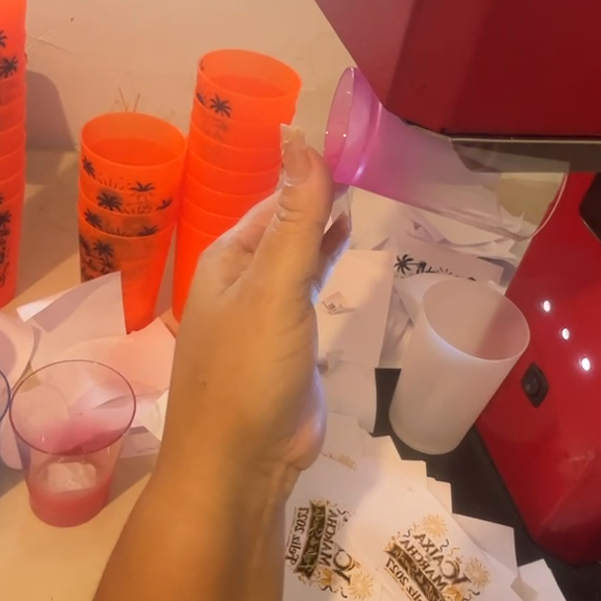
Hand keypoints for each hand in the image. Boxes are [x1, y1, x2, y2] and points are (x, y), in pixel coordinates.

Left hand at [162, 126, 351, 482]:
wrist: (241, 464)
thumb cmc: (249, 370)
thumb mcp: (274, 287)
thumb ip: (295, 217)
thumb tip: (296, 136)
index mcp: (229, 256)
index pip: (277, 198)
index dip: (312, 170)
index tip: (356, 139)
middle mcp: (243, 277)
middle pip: (288, 222)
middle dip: (321, 194)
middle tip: (371, 158)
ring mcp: (266, 310)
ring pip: (299, 253)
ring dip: (324, 223)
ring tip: (363, 187)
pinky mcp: (289, 340)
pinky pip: (309, 286)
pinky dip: (326, 260)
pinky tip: (344, 239)